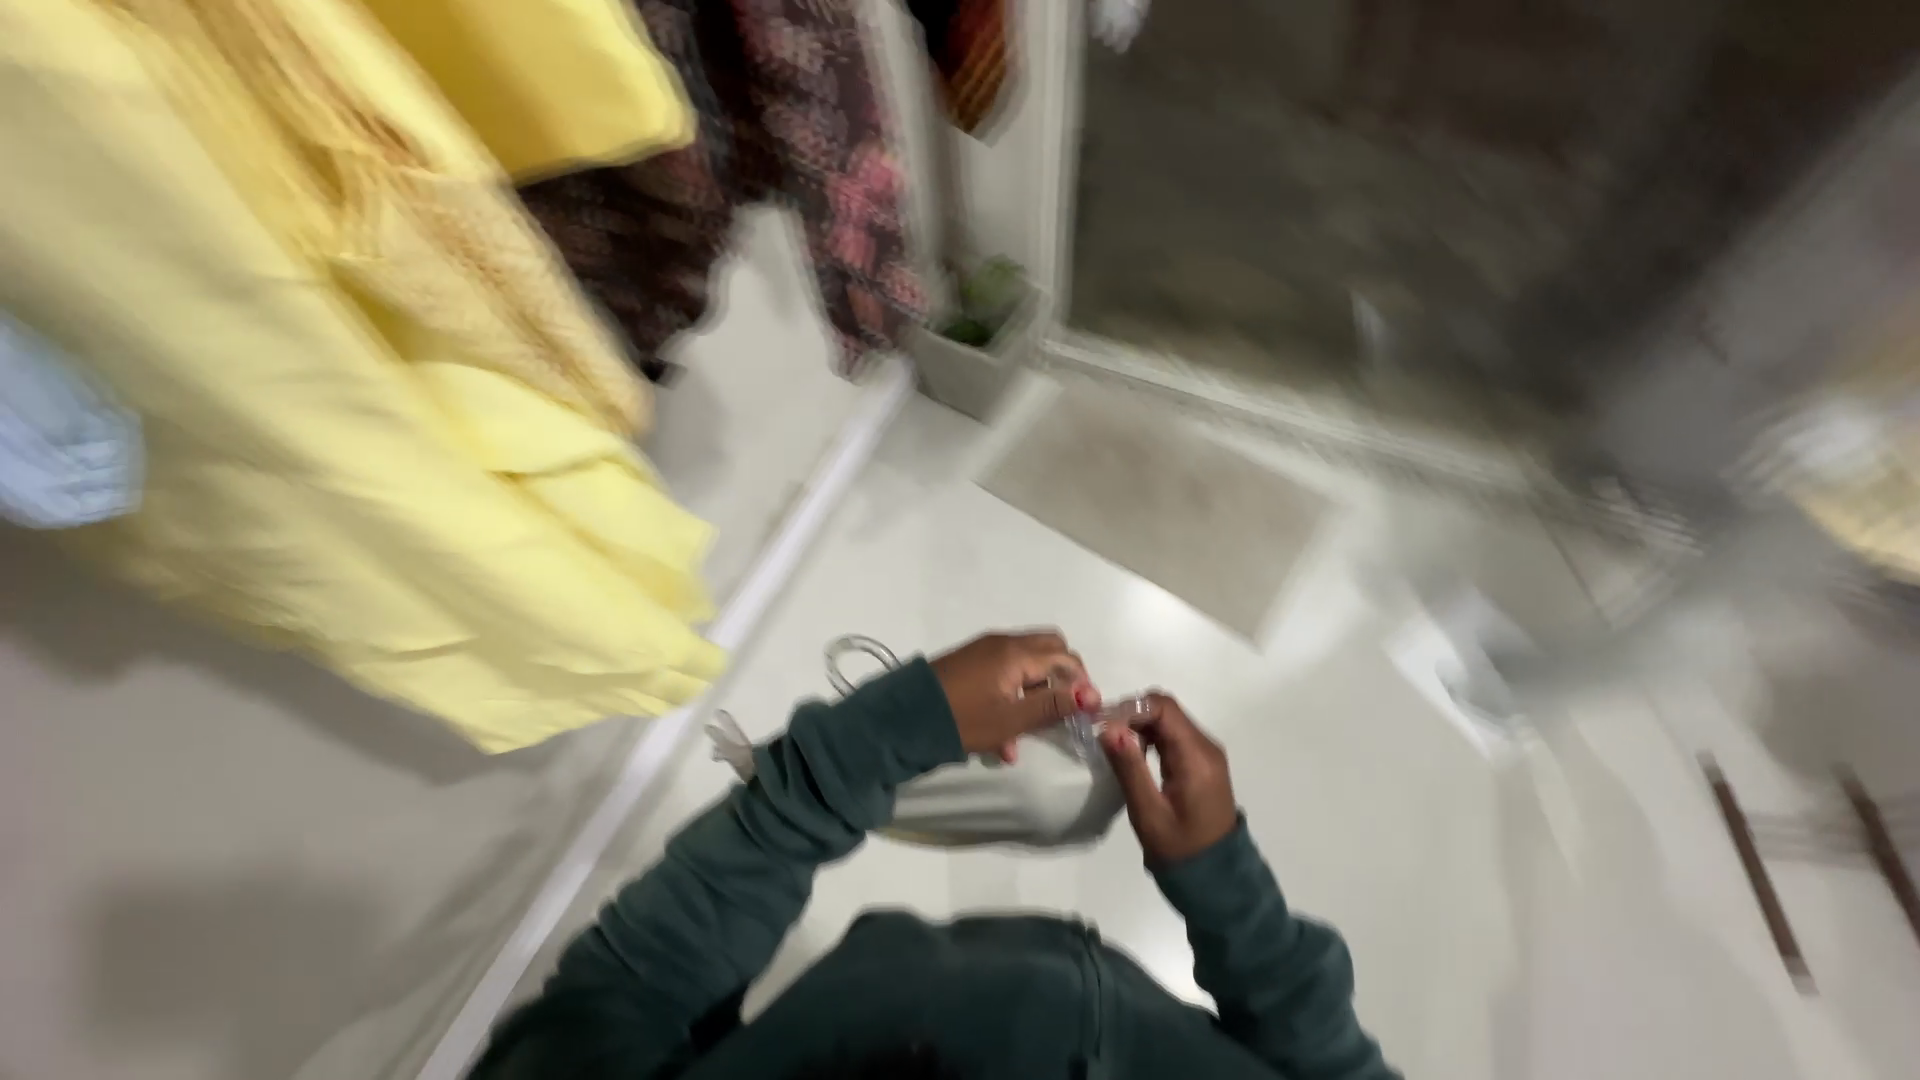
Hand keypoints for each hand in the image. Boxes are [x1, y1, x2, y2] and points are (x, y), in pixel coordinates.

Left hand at [931, 630, 1097, 761]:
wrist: (901, 719)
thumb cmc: (961, 720)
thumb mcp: (1010, 720)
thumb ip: (1052, 706)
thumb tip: (1092, 694)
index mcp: (1016, 653)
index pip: (1065, 657)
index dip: (1082, 682)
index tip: (1086, 712)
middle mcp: (1003, 642)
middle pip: (1049, 648)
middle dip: (1062, 678)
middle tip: (1063, 710)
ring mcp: (984, 649)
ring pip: (1026, 661)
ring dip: (1035, 691)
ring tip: (1027, 735)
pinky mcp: (969, 661)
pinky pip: (1005, 670)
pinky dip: (1014, 692)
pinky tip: (1003, 735)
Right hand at [1100, 693, 1237, 861]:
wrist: (1217, 878)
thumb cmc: (1180, 849)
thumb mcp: (1148, 813)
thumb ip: (1129, 768)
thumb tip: (1109, 728)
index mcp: (1196, 756)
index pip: (1162, 707)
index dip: (1129, 708)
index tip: (1101, 724)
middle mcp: (1205, 746)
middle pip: (1164, 710)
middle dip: (1131, 714)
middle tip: (1102, 735)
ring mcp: (1205, 753)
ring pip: (1167, 720)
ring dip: (1138, 725)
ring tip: (1113, 746)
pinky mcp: (1200, 762)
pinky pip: (1172, 735)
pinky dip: (1149, 737)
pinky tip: (1132, 755)